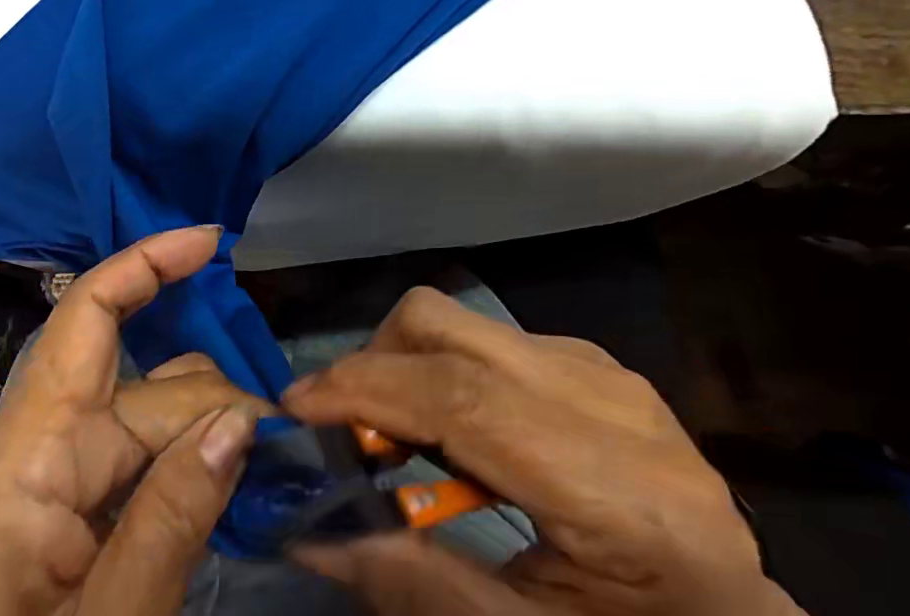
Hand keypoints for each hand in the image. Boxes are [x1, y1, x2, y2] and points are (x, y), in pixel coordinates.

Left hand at [0, 226, 269, 615]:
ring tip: (269, 465)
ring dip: (215, 429)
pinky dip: (197, 456)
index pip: (84, 321)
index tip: (213, 241)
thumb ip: (170, 521)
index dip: (145, 265)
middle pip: (149, 380)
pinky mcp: (77, 502)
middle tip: (285, 447)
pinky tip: (232, 477)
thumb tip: (240, 420)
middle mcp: (40, 446)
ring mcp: (59, 475)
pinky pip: (150, 453)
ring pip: (159, 415)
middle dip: (219, 399)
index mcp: (25, 460)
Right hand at [282, 287, 802, 615]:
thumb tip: (310, 537)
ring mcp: (606, 372)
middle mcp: (612, 403)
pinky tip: (457, 435)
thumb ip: (416, 587)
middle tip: (345, 433)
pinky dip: (448, 371)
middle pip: (454, 326)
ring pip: (468, 322)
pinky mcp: (597, 364)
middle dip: (375, 362)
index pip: (463, 400)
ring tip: (398, 441)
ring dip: (409, 366)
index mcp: (613, 489)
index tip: (296, 405)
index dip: (368, 389)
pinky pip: (493, 340)